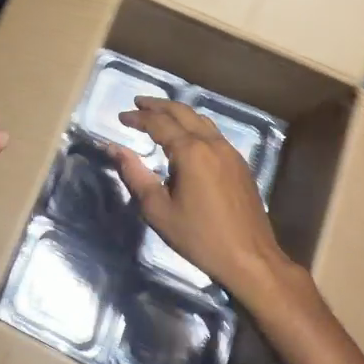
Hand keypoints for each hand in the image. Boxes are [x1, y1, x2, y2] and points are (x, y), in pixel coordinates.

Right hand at [110, 96, 294, 298]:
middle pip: (182, 112)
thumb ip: (134, 174)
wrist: (250, 259)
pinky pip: (213, 133)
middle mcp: (212, 143)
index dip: (138, 117)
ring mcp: (230, 152)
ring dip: (178, 112)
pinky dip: (194, 125)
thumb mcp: (158, 209)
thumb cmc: (199, 236)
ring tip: (160, 114)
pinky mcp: (240, 164)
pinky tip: (187, 137)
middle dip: (158, 105)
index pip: (159, 123)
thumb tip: (113, 148)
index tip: (121, 117)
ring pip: (201, 120)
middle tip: (138, 103)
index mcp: (190, 151)